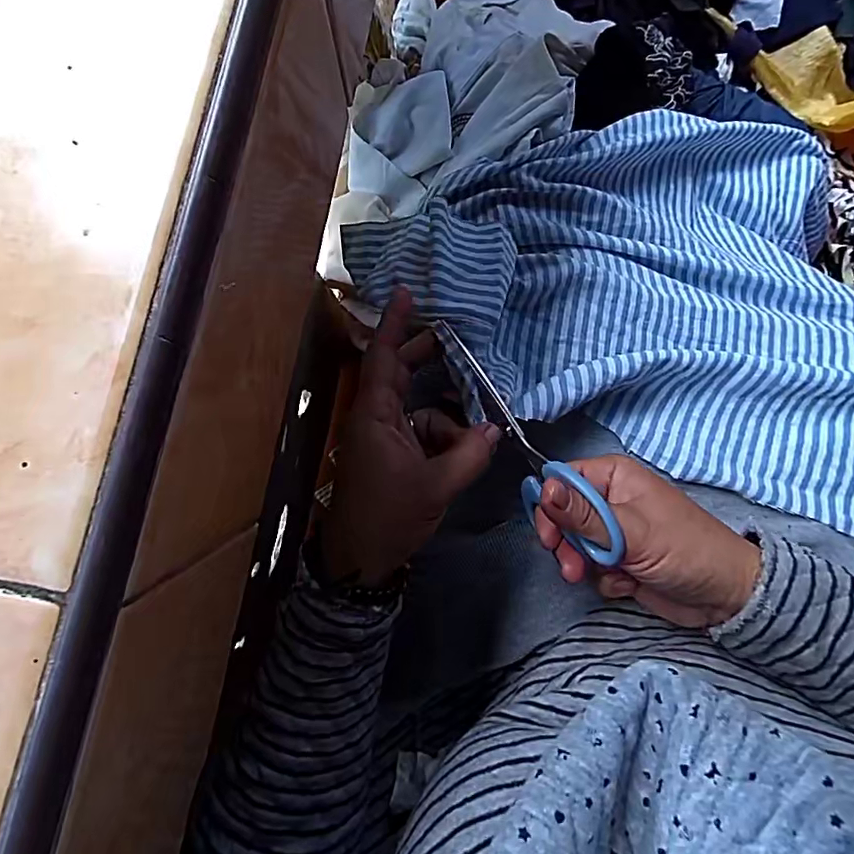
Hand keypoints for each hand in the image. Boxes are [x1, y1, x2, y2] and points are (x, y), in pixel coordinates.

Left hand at [318, 288, 498, 585]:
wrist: (360, 560)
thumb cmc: (388, 517)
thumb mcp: (435, 486)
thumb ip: (469, 454)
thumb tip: (494, 430)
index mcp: (374, 416)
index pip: (383, 358)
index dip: (394, 324)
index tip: (405, 293)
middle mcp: (375, 419)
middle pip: (401, 374)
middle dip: (428, 359)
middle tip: (456, 342)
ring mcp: (383, 438)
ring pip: (421, 409)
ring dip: (449, 420)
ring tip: (472, 442)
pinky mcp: (392, 455)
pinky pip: (424, 433)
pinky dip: (445, 440)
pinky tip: (462, 458)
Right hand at [533, 455, 761, 627]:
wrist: (724, 596)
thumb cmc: (687, 550)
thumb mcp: (630, 531)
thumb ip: (584, 513)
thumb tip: (545, 488)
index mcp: (615, 476)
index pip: (564, 480)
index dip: (551, 505)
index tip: (548, 534)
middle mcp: (612, 499)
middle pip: (565, 516)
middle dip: (567, 543)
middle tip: (572, 565)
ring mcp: (616, 532)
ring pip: (576, 546)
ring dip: (585, 565)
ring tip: (606, 575)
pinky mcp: (621, 560)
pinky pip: (593, 568)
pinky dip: (605, 579)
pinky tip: (628, 583)